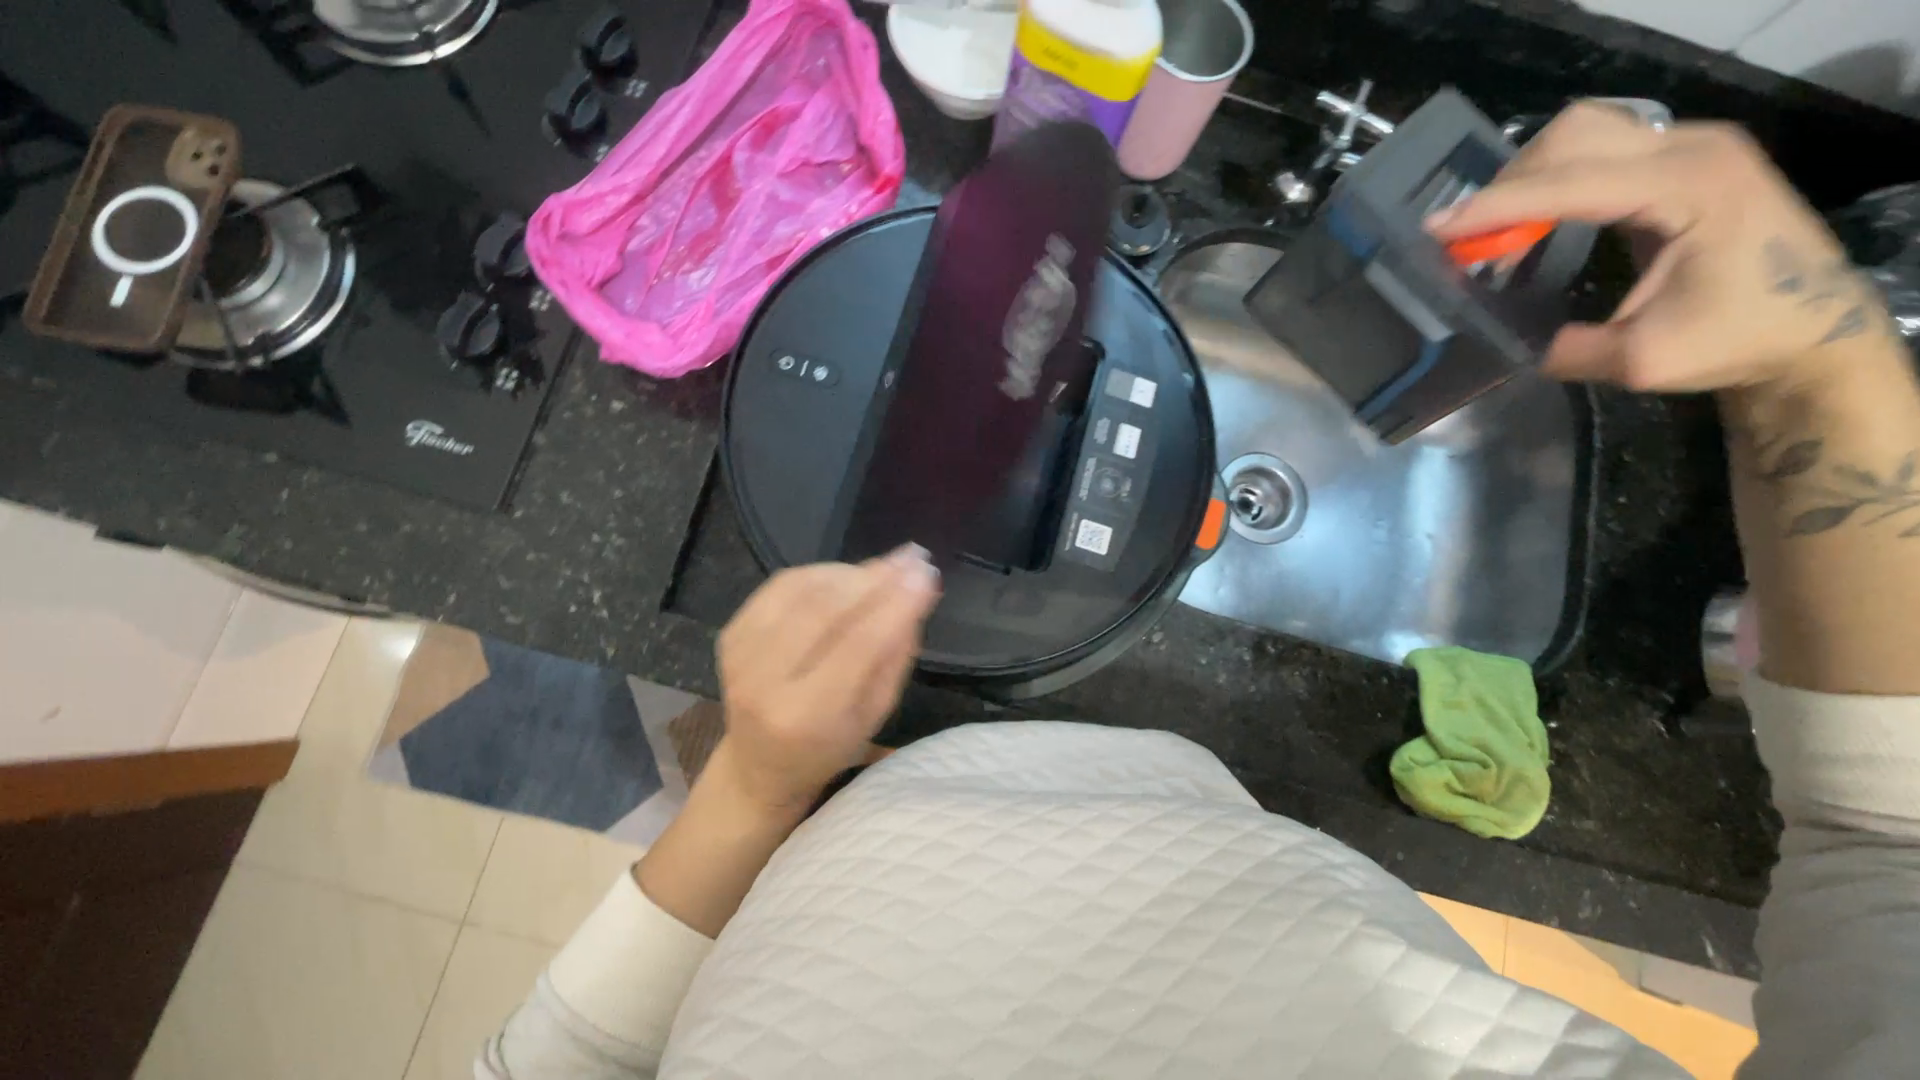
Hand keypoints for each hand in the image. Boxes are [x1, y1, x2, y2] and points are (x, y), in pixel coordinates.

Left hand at [713, 544, 941, 811]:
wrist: (759, 765)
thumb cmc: (828, 746)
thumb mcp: (875, 715)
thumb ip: (896, 655)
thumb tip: (919, 590)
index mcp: (806, 716)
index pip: (858, 646)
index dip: (894, 604)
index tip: (926, 573)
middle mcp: (764, 683)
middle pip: (824, 611)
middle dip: (874, 579)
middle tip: (912, 558)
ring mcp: (739, 655)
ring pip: (799, 591)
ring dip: (849, 572)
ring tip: (885, 567)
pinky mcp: (729, 634)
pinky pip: (778, 587)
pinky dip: (819, 573)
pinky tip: (846, 575)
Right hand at [1429, 102, 1892, 393]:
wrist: (1814, 328)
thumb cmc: (1737, 341)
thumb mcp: (1638, 360)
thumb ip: (1562, 347)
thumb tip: (1499, 335)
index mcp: (1691, 188)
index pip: (1572, 183)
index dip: (1498, 206)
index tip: (1437, 228)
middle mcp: (1694, 149)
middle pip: (1576, 134)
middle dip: (1510, 183)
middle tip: (1467, 236)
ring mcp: (1692, 146)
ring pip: (1585, 131)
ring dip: (1530, 175)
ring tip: (1496, 229)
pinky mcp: (1683, 159)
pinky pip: (1602, 149)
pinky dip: (1553, 179)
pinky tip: (1533, 219)